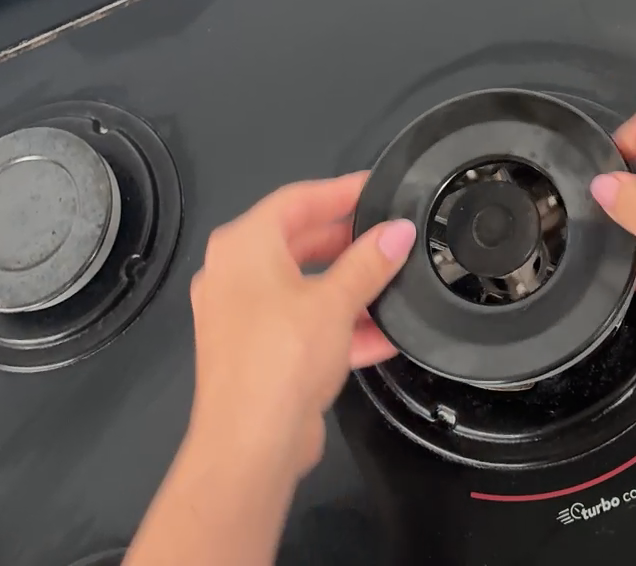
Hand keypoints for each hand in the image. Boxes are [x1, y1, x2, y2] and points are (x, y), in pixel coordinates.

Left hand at [185, 173, 416, 476]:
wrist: (248, 448)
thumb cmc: (283, 357)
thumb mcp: (337, 301)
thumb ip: (371, 261)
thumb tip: (400, 231)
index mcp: (244, 248)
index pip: (298, 200)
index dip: (342, 191)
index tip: (378, 187)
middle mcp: (235, 274)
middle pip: (300, 241)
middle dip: (349, 240)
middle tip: (390, 233)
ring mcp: (243, 315)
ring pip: (305, 284)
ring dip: (350, 285)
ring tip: (394, 281)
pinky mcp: (257, 351)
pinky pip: (303, 322)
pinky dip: (339, 322)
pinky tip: (383, 332)